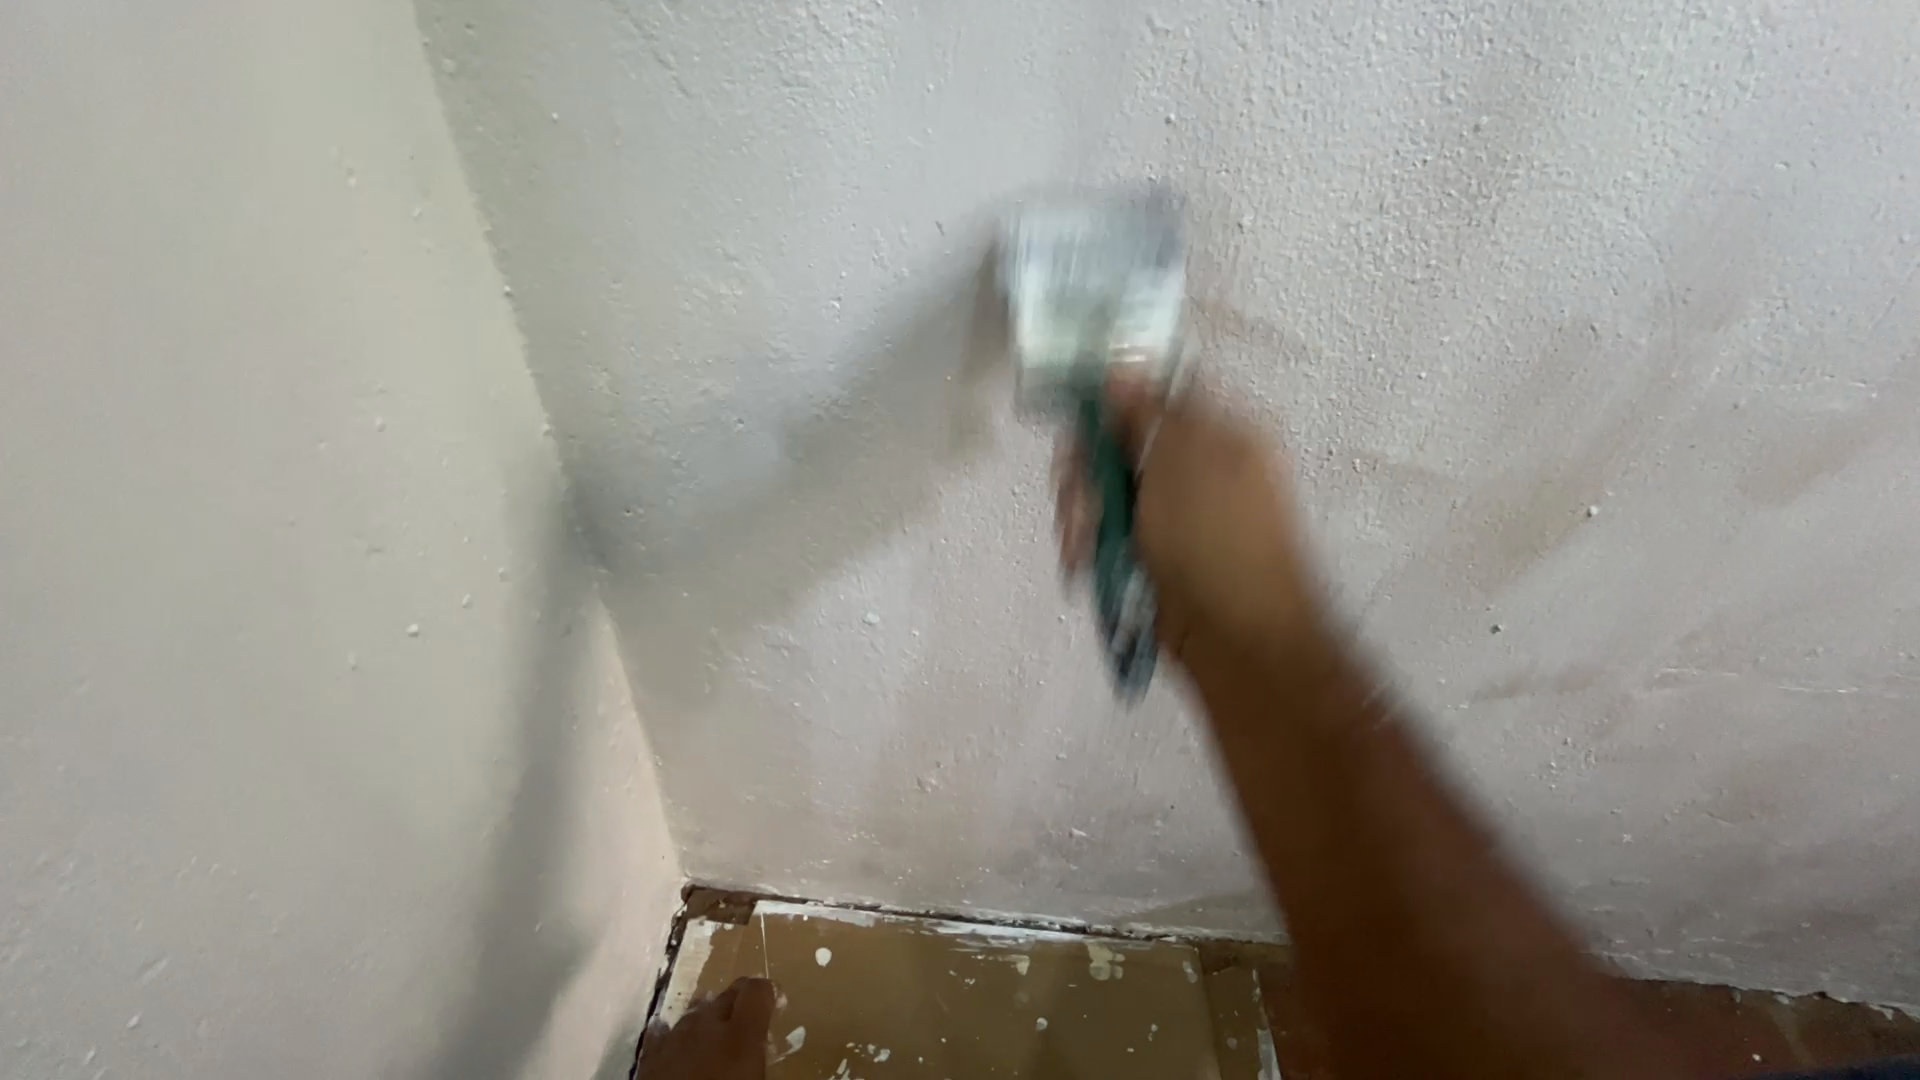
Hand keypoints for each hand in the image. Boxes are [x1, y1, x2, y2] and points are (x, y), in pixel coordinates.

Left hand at [635, 977, 779, 1079]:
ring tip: (716, 1036)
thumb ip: (761, 1064)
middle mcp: (707, 1027)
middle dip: (742, 1001)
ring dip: (710, 1018)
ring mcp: (675, 1040)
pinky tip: (679, 1045)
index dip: (770, 993)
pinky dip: (676, 1035)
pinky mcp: (649, 1059)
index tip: (778, 1005)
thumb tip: (764, 1058)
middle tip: (751, 1019)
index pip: (758, 990)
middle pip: (728, 995)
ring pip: (696, 1011)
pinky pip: (664, 1034)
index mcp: (740, 1036)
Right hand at [1055, 373, 1319, 661]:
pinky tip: (1082, 558)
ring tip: (1081, 541)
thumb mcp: (1183, 460)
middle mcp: (1194, 466)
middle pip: (1117, 443)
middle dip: (1087, 468)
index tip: (1077, 415)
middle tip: (1078, 495)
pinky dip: (1088, 540)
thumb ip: (1147, 411)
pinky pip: (1105, 529)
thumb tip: (1121, 364)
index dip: (1110, 398)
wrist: (1235, 637)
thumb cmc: (1216, 541)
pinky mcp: (1149, 550)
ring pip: (1103, 489)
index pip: (1153, 392)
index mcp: (1218, 431)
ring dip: (1081, 511)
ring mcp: (1170, 512)